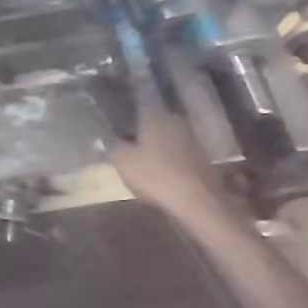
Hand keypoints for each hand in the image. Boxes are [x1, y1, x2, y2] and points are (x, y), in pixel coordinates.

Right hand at [110, 97, 231, 222]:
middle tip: (125, 145)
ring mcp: (190, 137)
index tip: (115, 127)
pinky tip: (159, 172)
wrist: (198, 199)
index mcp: (154, 115)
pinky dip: (167, 159)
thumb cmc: (155, 175)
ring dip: (154, 147)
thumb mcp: (123, 161)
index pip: (136, 107)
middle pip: (151, 122)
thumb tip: (107, 138)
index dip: (124, 117)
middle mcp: (173, 120)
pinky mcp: (200, 155)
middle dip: (139, 132)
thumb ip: (113, 146)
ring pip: (165, 137)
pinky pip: (176, 152)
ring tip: (140, 161)